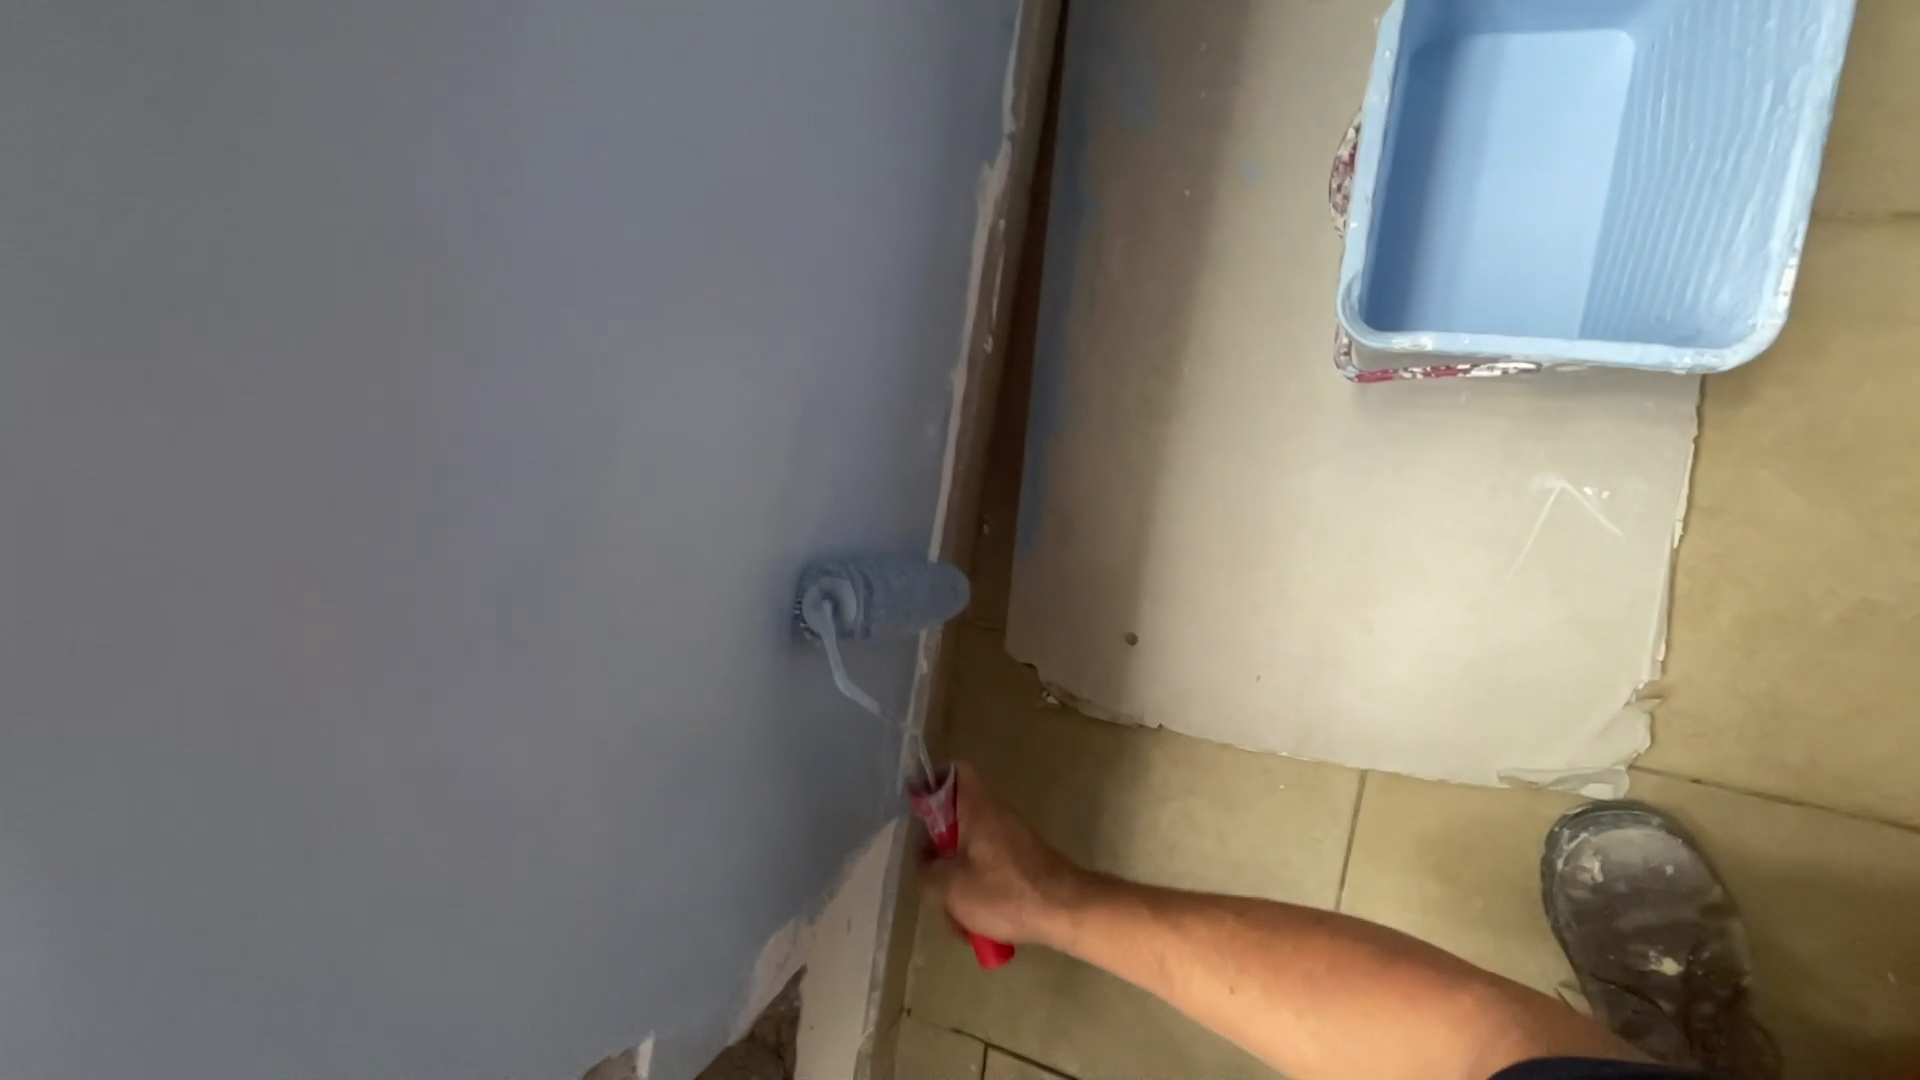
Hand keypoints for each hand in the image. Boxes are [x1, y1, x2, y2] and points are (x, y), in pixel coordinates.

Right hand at [916, 761, 1087, 947]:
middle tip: (934, 878)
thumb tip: (925, 861)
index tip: (919, 813)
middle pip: (956, 818)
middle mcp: (994, 814)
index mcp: (976, 807)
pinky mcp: (1020, 861)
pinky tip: (975, 923)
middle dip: (939, 850)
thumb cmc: (1005, 893)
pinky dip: (977, 889)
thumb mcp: (950, 888)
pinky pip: (987, 866)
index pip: (954, 772)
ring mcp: (1009, 838)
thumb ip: (926, 871)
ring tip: (956, 914)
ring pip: (969, 849)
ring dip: (957, 878)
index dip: (932, 783)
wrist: (1066, 911)